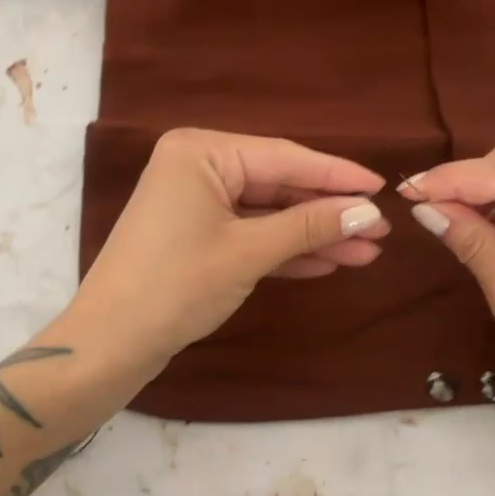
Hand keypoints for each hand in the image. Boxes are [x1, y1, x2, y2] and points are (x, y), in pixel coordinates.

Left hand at [68, 128, 388, 370]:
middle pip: (278, 184)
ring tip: (367, 252)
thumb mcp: (248, 252)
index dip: (337, 176)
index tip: (384, 188)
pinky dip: (285, 250)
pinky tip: (329, 262)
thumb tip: (370, 213)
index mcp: (201, 152)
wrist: (110, 343)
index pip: (285, 157)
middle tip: (382, 230)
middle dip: (328, 212)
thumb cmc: (176, 286)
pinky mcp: (196, 237)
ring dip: (314, 235)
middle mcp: (197, 166)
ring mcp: (195, 204)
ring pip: (268, 214)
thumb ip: (310, 227)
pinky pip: (250, 234)